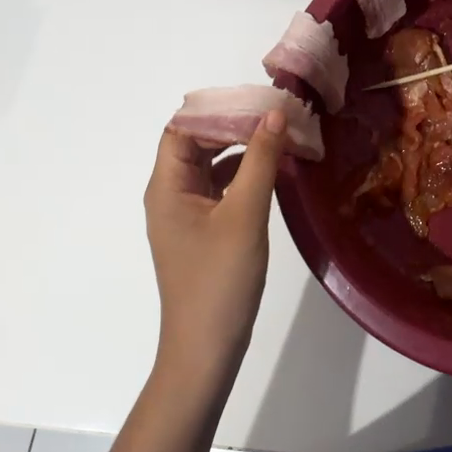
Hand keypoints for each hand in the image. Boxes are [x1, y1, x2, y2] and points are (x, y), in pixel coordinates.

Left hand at [143, 110, 285, 376]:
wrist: (205, 351)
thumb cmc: (219, 280)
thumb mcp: (245, 215)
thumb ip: (261, 160)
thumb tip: (274, 113)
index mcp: (167, 186)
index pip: (183, 128)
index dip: (216, 110)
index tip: (257, 101)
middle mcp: (171, 194)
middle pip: (198, 142)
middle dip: (236, 125)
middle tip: (278, 115)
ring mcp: (187, 214)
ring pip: (213, 165)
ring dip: (245, 149)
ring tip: (284, 136)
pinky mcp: (203, 231)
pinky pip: (223, 188)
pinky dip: (247, 174)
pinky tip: (277, 171)